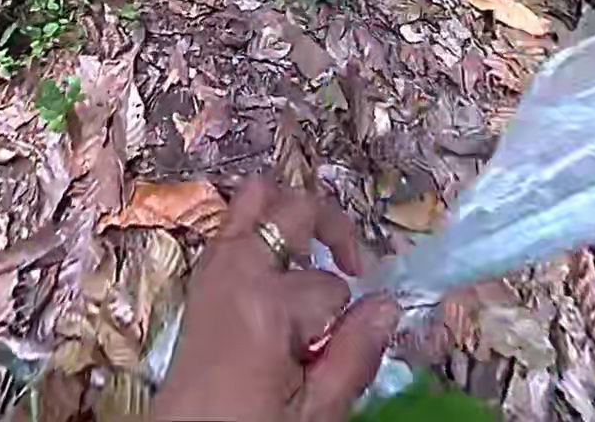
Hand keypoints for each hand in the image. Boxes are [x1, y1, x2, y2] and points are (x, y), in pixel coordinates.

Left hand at [151, 174, 399, 421]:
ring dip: (292, 211)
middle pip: (295, 206)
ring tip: (313, 251)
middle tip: (352, 264)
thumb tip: (389, 303)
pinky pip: (235, 216)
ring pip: (257, 193)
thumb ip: (355, 353)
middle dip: (333, 226)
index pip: (330, 284)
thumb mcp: (316, 411)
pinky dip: (263, 222)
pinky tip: (280, 261)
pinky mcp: (205, 261)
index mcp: (266, 301)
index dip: (348, 312)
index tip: (342, 339)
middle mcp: (238, 262)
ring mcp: (216, 255)